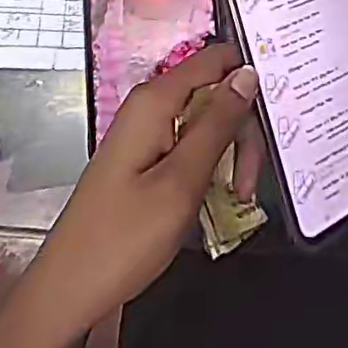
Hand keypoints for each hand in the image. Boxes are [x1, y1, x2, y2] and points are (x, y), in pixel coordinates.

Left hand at [20, 43, 256, 341]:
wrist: (71, 288)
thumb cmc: (123, 238)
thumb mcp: (181, 180)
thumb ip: (218, 124)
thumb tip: (247, 74)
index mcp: (155, 100)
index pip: (214, 59)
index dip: (248, 77)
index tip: (276, 111)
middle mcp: (150, 106)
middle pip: (214, 93)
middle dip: (241, 130)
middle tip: (248, 182)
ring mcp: (147, 131)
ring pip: (207, 122)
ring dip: (229, 154)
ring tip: (236, 197)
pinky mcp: (147, 156)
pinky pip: (190, 144)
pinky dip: (211, 166)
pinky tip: (218, 197)